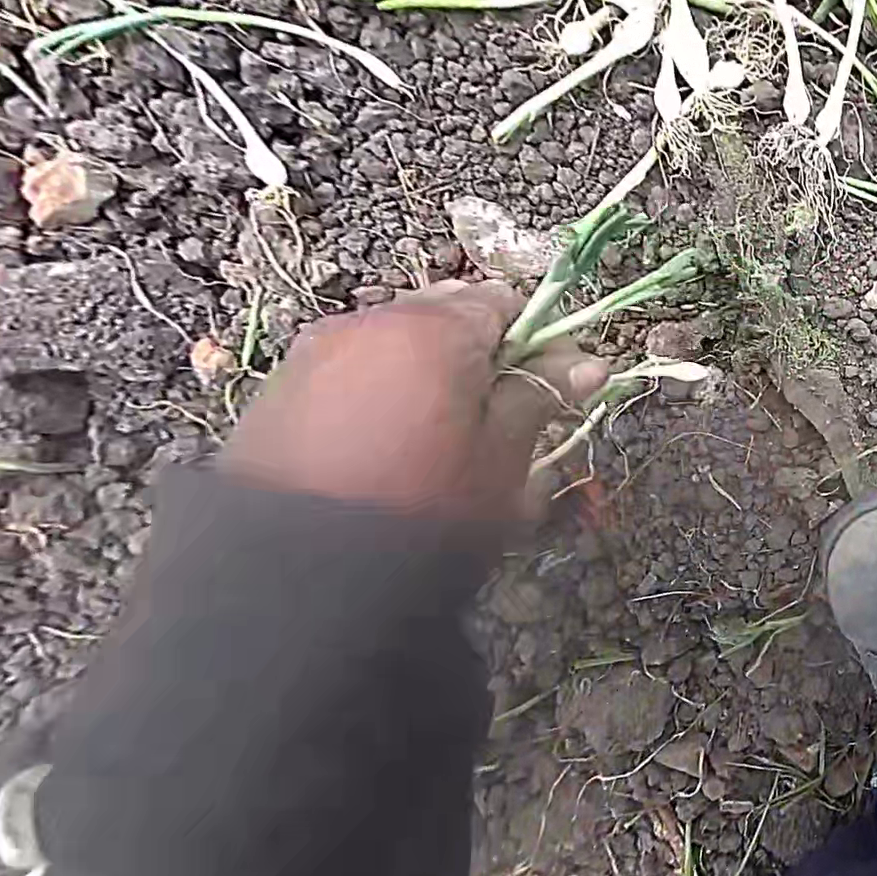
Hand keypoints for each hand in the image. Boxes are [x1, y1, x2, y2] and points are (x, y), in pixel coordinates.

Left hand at [221, 281, 607, 518]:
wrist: (295, 574)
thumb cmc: (428, 505)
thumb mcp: (505, 452)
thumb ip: (543, 394)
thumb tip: (591, 364)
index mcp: (433, 331)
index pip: (505, 301)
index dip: (540, 337)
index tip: (556, 381)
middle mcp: (370, 322)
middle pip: (453, 312)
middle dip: (491, 349)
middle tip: (512, 405)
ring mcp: (318, 351)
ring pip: (407, 338)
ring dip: (444, 367)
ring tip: (459, 425)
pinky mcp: (285, 386)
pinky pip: (363, 363)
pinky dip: (397, 382)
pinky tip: (406, 434)